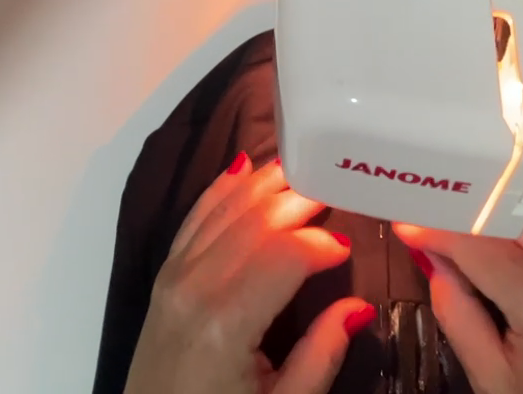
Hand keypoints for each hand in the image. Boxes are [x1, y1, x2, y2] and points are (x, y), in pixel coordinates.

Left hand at [124, 155, 375, 393]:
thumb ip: (320, 355)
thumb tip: (359, 306)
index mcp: (226, 324)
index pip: (283, 257)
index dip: (319, 242)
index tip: (349, 243)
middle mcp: (194, 285)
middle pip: (254, 222)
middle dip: (296, 201)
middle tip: (333, 186)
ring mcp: (173, 274)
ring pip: (224, 208)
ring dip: (263, 185)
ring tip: (300, 168)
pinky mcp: (163, 274)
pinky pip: (195, 216)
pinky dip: (223, 189)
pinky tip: (244, 168)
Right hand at [393, 223, 522, 393]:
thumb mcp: (499, 387)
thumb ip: (458, 315)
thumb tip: (431, 257)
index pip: (473, 239)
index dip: (433, 226)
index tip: (402, 219)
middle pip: (506, 215)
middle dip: (465, 214)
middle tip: (430, 219)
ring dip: (498, 219)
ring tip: (467, 233)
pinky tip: (513, 247)